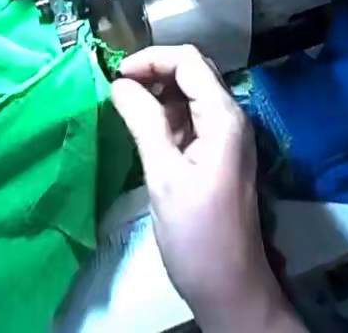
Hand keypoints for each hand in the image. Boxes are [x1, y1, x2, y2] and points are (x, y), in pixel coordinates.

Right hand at [110, 46, 302, 332]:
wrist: (230, 288)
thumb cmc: (198, 234)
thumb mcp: (164, 175)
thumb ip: (144, 122)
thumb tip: (119, 83)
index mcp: (223, 115)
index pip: (188, 61)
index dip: (152, 58)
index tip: (117, 74)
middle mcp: (229, 115)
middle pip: (192, 70)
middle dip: (155, 69)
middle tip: (120, 86)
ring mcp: (225, 133)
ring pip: (191, 91)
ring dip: (159, 90)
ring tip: (126, 103)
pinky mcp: (217, 150)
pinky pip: (191, 114)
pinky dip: (166, 111)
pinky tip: (144, 124)